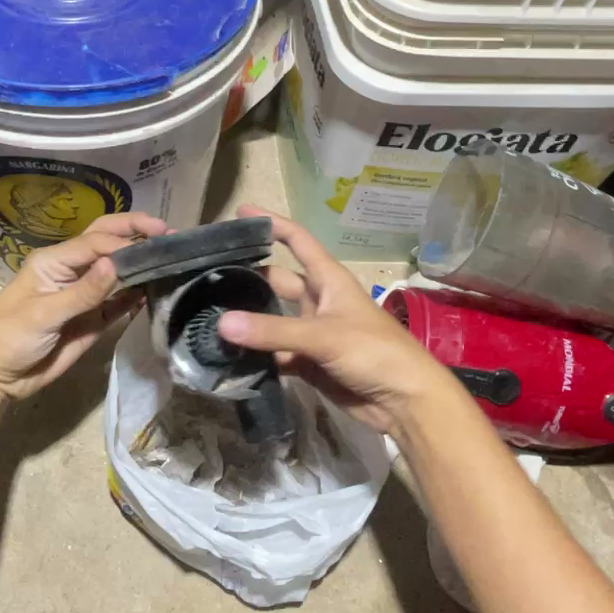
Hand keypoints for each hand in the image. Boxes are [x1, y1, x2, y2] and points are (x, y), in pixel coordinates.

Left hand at [0, 212, 169, 402]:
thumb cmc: (7, 338)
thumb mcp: (42, 314)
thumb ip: (82, 292)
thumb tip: (115, 264)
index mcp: (54, 261)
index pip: (95, 243)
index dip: (124, 241)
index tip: (154, 244)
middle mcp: (71, 271)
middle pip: (106, 242)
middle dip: (135, 232)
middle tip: (168, 230)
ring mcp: (84, 295)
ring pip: (117, 271)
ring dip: (141, 262)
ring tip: (172, 256)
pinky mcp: (93, 319)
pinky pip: (119, 301)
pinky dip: (137, 294)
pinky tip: (156, 288)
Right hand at [217, 206, 456, 435]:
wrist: (405, 401)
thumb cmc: (374, 352)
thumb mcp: (324, 336)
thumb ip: (273, 331)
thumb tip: (222, 323)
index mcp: (329, 280)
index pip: (298, 241)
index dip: (272, 224)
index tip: (241, 211)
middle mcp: (318, 301)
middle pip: (277, 281)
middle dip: (249, 276)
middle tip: (208, 273)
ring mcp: (312, 333)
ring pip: (272, 320)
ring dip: (248, 319)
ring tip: (207, 314)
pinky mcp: (308, 363)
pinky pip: (275, 353)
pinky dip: (256, 355)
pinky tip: (228, 356)